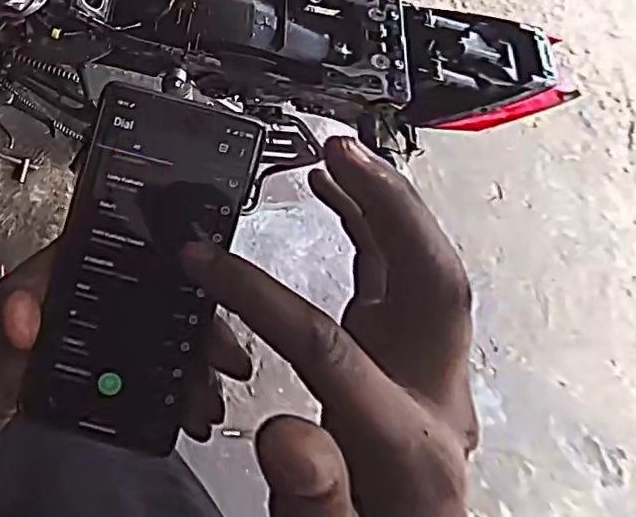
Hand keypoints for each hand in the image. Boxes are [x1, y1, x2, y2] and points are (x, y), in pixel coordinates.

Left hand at [0, 241, 254, 443]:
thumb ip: (2, 320)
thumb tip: (22, 313)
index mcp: (64, 268)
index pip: (126, 248)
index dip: (169, 263)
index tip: (205, 286)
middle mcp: (85, 291)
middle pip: (152, 292)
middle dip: (192, 318)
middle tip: (224, 352)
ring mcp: (93, 327)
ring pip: (154, 330)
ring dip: (187, 356)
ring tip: (208, 390)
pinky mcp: (97, 365)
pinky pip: (144, 366)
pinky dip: (170, 384)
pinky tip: (186, 404)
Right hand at [181, 138, 476, 515]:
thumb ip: (313, 501)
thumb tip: (288, 437)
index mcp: (407, 444)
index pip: (327, 346)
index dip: (256, 295)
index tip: (202, 262)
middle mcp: (431, 395)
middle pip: (434, 283)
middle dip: (389, 206)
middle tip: (340, 153)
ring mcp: (424, 368)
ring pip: (422, 266)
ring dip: (382, 201)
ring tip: (335, 153)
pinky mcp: (406, 353)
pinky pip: (395, 273)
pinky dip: (368, 224)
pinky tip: (334, 193)